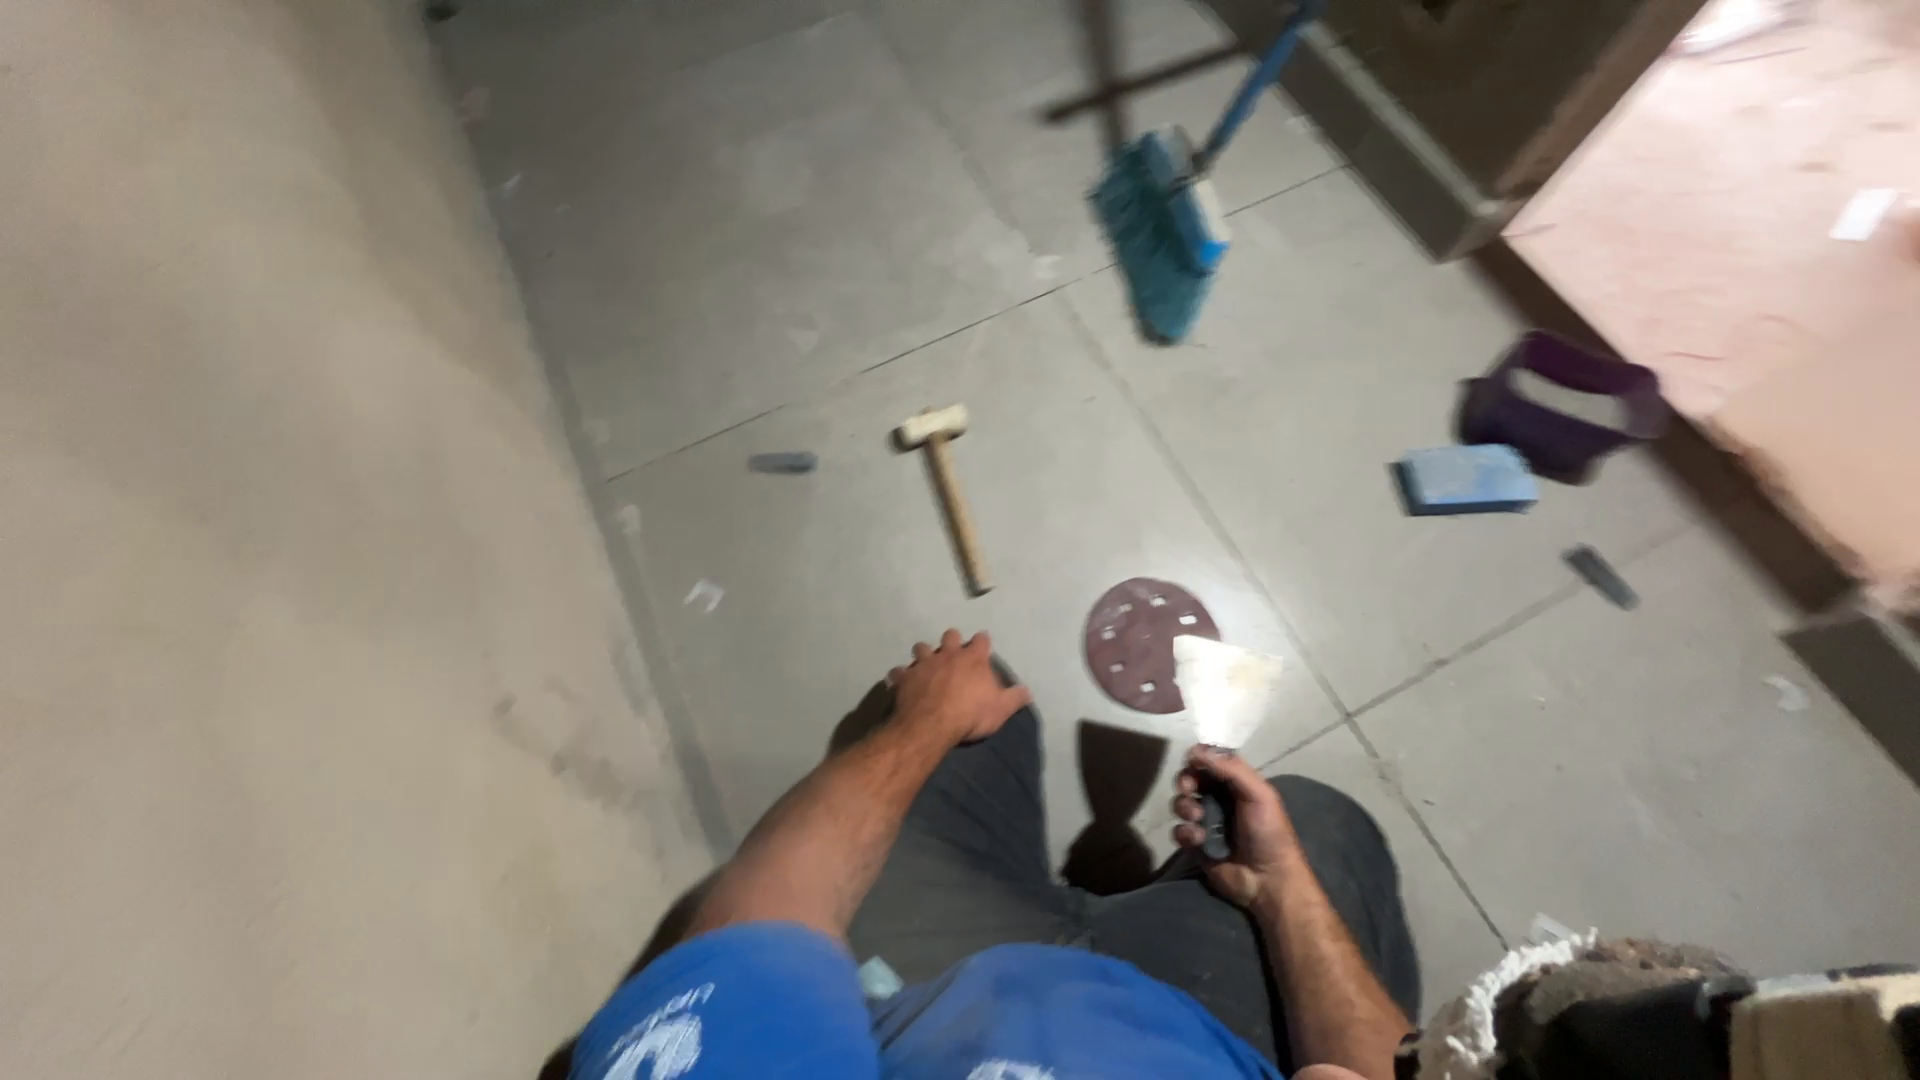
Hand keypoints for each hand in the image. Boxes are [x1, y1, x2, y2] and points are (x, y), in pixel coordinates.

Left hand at [889, 630, 1031, 745]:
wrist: (934, 724)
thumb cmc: (971, 714)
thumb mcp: (1001, 709)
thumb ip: (1015, 698)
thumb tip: (1028, 691)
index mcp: (973, 659)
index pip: (981, 641)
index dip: (982, 641)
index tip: (983, 642)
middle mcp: (948, 654)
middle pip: (950, 636)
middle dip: (951, 640)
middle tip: (952, 649)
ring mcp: (924, 664)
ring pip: (921, 648)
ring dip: (923, 653)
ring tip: (924, 663)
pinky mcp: (905, 677)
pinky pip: (898, 672)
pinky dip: (899, 676)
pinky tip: (899, 681)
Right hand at [1171, 746, 1303, 910]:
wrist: (1269, 881)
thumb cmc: (1269, 833)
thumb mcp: (1259, 794)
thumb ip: (1230, 769)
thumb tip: (1195, 750)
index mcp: (1236, 785)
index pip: (1210, 761)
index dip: (1198, 758)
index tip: (1193, 760)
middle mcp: (1218, 799)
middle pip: (1190, 779)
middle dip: (1185, 781)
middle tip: (1188, 788)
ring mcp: (1205, 822)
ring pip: (1180, 803)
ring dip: (1184, 806)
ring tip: (1197, 817)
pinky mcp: (1195, 845)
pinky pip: (1179, 830)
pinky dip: (1185, 832)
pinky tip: (1198, 839)